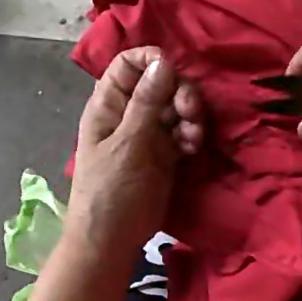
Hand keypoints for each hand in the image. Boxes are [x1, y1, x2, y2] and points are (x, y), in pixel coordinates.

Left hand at [65, 47, 205, 267]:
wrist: (112, 239)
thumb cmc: (110, 191)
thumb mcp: (127, 144)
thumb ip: (145, 102)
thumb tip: (162, 62)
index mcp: (109, 105)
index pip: (129, 64)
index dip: (152, 61)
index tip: (174, 72)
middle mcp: (129, 114)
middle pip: (160, 83)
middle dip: (180, 92)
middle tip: (190, 113)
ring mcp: (147, 134)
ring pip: (175, 107)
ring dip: (190, 115)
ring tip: (193, 138)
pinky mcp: (164, 154)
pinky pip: (182, 131)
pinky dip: (191, 135)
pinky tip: (192, 148)